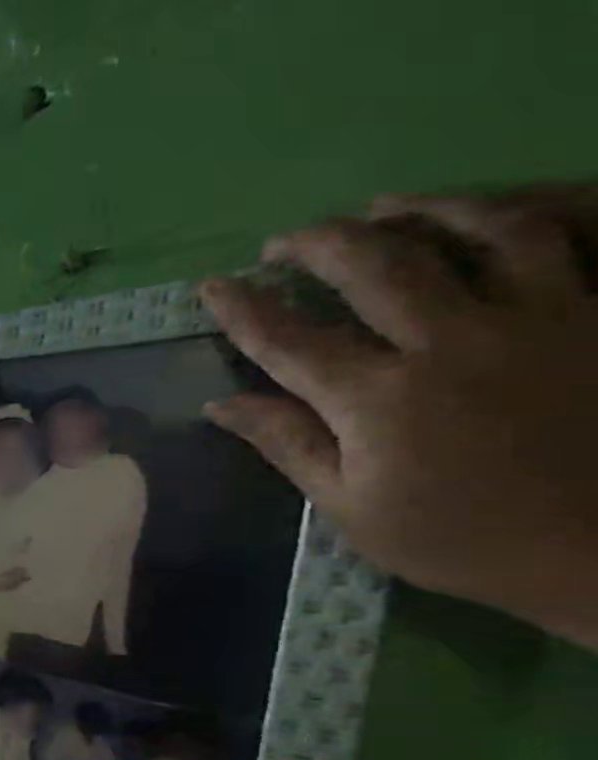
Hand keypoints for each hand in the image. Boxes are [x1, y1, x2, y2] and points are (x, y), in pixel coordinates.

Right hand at [201, 187, 597, 646]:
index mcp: (378, 398)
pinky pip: (579, 234)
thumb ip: (289, 445)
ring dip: (420, 210)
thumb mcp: (352, 508)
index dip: (242, 308)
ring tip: (383, 207)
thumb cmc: (461, 538)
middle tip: (285, 241)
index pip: (287, 339)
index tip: (212, 285)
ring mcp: (543, 317)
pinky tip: (494, 208)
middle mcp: (452, 343)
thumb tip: (221, 404)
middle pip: (375, 266)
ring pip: (480, 231)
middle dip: (317, 244)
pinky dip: (534, 208)